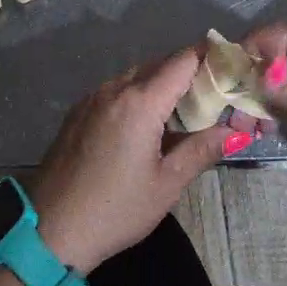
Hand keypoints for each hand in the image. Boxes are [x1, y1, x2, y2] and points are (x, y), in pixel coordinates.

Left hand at [27, 45, 255, 272]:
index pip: (182, 61)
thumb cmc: (116, 209)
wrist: (51, 229)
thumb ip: (201, 151)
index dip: (208, 56)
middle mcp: (115, 88)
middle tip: (213, 94)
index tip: (229, 63)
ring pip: (136, 75)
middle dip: (187, 73)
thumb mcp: (166, 185)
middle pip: (159, 65)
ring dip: (161, 84)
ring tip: (183, 112)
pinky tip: (146, 124)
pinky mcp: (79, 110)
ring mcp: (93, 97)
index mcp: (140, 102)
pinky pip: (116, 89)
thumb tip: (234, 133)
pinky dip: (137, 95)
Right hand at [242, 11, 286, 163]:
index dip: (243, 66)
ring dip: (272, 91)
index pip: (265, 37)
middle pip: (273, 49)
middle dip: (256, 83)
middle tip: (245, 123)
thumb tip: (249, 70)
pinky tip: (283, 117)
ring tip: (261, 125)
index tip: (230, 100)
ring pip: (286, 62)